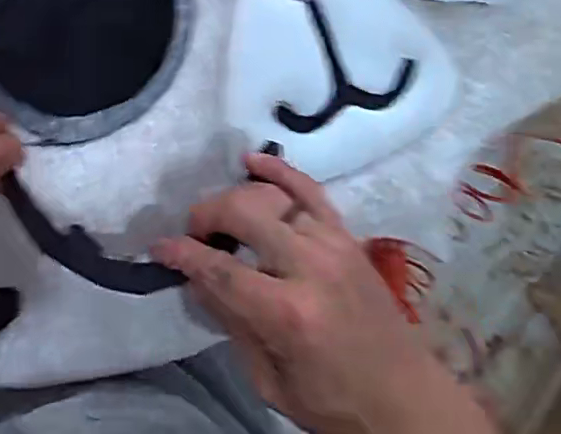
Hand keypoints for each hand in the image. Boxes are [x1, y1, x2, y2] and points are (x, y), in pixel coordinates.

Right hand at [152, 155, 493, 433]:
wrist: (401, 393)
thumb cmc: (331, 399)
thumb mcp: (270, 381)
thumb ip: (233, 324)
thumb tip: (198, 279)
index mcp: (289, 313)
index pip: (223, 271)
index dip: (185, 255)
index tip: (159, 247)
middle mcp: (311, 265)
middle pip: (246, 214)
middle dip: (208, 215)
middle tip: (193, 232)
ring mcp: (332, 241)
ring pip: (274, 196)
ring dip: (239, 196)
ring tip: (220, 213)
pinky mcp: (346, 232)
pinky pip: (309, 188)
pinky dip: (280, 169)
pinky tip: (253, 160)